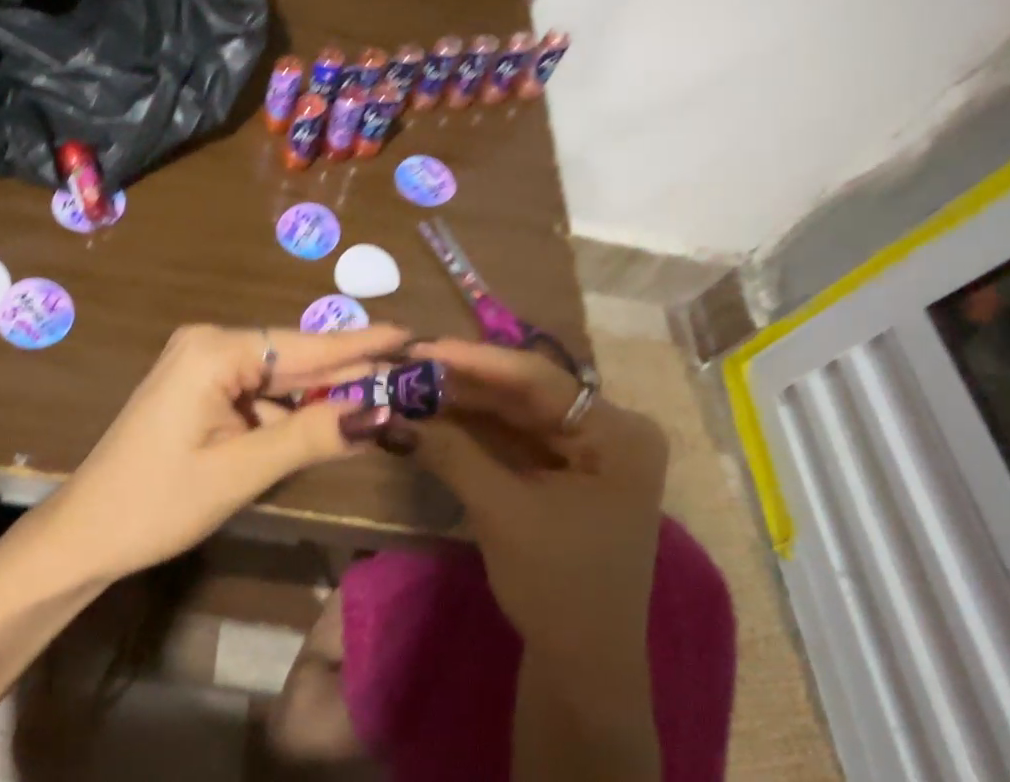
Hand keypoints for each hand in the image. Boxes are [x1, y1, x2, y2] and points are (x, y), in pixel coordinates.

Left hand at [35, 323, 410, 584]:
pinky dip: (289, 415)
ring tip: (383, 408)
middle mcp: (208, 345)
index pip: (305, 345)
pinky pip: (257, 397)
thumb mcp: (242, 471)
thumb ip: (311, 436)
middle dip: (348, 375)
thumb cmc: (158, 502)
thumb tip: (381, 412)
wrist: (86, 533)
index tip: (415, 335)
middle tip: (411, 380)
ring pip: (278, 381)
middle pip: (293, 359)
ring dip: (321, 400)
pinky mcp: (197, 393)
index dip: (362, 344)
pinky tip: (326, 428)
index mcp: (214, 351)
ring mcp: (199, 367)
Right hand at [406, 339, 667, 658]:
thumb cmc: (557, 584)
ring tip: (411, 383)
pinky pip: (518, 437)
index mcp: (618, 434)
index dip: (471, 360)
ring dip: (465, 402)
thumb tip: (391, 412)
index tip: (418, 346)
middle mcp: (611, 431)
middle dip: (463, 381)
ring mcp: (590, 452)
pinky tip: (436, 413)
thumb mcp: (501, 510)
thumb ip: (450, 452)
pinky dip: (477, 429)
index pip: (536, 380)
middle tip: (405, 364)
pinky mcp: (567, 473)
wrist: (584, 661)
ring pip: (517, 413)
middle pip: (526, 392)